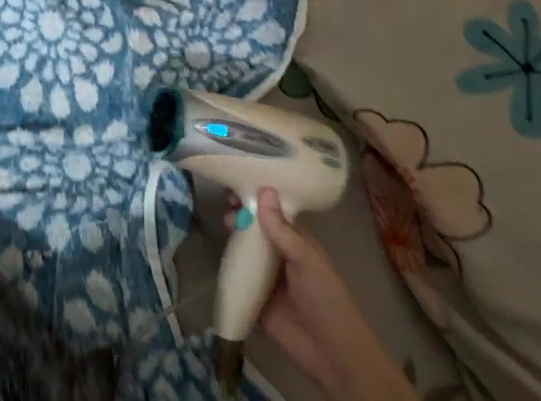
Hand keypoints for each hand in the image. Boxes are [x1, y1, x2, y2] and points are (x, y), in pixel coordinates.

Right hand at [224, 189, 413, 400]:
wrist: (329, 352)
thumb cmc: (326, 300)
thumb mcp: (306, 261)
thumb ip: (282, 230)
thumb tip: (264, 190)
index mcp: (297, 244)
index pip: (273, 215)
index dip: (256, 200)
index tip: (237, 188)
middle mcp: (279, 256)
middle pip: (255, 231)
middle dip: (240, 217)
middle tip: (227, 210)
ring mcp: (265, 276)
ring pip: (242, 251)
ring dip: (231, 238)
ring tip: (222, 227)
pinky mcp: (252, 295)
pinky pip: (235, 276)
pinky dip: (224, 265)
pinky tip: (211, 252)